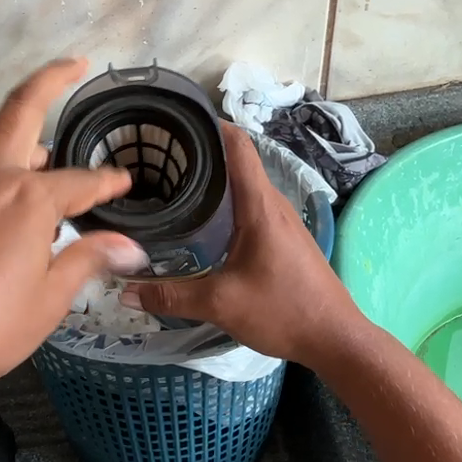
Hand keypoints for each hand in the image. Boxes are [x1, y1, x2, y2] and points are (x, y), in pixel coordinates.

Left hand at [0, 58, 147, 393]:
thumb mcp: (47, 299)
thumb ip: (87, 260)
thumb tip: (129, 248)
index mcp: (29, 198)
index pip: (82, 182)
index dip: (108, 182)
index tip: (124, 181)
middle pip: (22, 109)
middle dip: (52, 79)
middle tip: (77, 63)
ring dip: (26, 137)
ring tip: (50, 154)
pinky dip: (0, 173)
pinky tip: (8, 203)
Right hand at [124, 122, 367, 364]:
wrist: (336, 339)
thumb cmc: (284, 311)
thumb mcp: (221, 304)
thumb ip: (172, 296)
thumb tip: (125, 291)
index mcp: (260, 205)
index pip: (238, 145)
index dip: (210, 125)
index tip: (176, 121)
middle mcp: (273, 203)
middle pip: (236, 161)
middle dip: (200, 152)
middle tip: (159, 157)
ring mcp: (282, 220)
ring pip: (242, 185)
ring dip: (212, 179)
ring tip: (172, 184)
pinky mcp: (283, 237)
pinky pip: (249, 204)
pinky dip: (224, 201)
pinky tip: (201, 221)